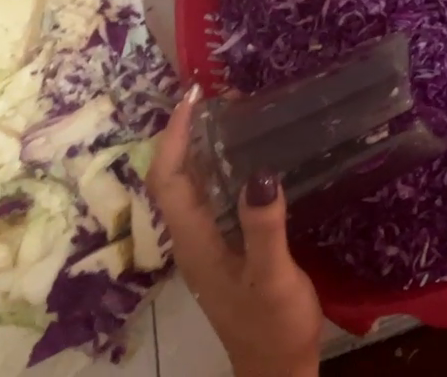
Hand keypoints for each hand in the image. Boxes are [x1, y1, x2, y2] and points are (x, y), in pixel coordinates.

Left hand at [148, 87, 322, 376]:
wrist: (278, 370)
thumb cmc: (273, 325)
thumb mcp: (272, 277)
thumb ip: (264, 228)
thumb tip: (260, 172)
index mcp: (195, 240)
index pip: (168, 179)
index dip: (175, 136)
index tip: (195, 97)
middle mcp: (196, 237)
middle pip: (178, 177)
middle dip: (191, 133)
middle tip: (224, 96)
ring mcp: (212, 242)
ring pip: (198, 185)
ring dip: (209, 147)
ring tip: (240, 113)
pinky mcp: (231, 246)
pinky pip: (220, 195)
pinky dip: (229, 166)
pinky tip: (257, 156)